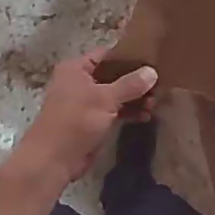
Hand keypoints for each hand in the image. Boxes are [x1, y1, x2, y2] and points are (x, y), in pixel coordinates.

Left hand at [16, 49, 157, 180]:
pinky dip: (129, 111)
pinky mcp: (92, 121)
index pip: (106, 54)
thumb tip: (152, 72)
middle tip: (160, 82)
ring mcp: (86, 102)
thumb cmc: (76, 120)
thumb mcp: (105, 98)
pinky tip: (146, 115)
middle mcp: (80, 82)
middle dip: (136, 80)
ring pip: (116, 94)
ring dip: (135, 98)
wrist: (54, 160)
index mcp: (76, 68)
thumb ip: (130, 84)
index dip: (128, 56)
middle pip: (113, 75)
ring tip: (156, 102)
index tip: (153, 58)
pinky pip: (115, 110)